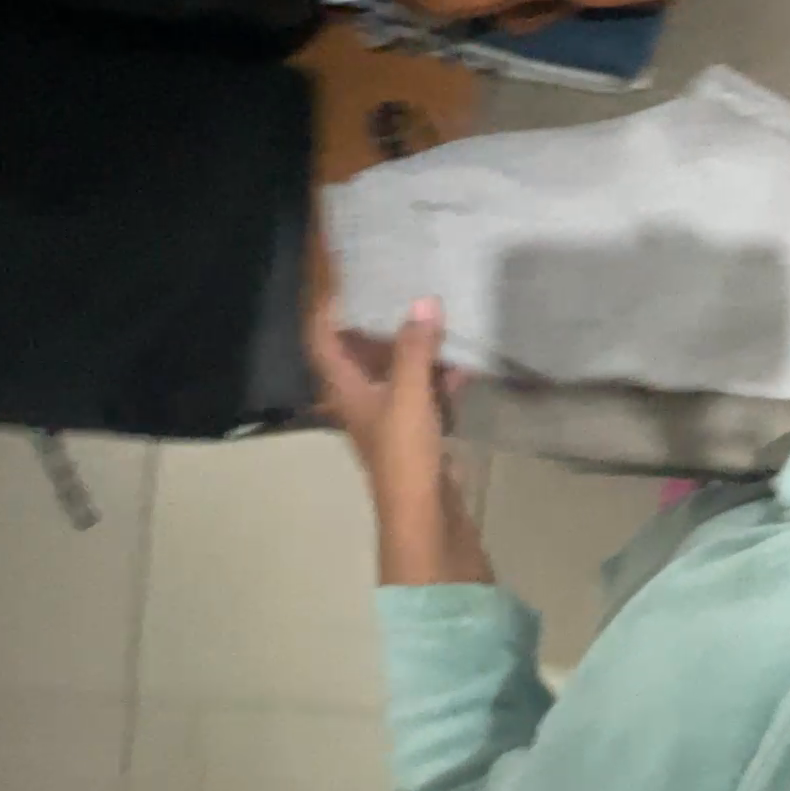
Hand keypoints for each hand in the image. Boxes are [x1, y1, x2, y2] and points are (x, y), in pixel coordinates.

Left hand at [308, 296, 491, 585]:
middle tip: (404, 289)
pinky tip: (465, 366)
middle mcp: (362, 398)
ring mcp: (391, 417)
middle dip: (381, 322)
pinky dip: (441, 378)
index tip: (349, 277)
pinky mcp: (419, 433)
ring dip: (416, 349)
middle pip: (362, 351)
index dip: (329, 306)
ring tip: (440, 320)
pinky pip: (426, 394)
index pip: (323, 337)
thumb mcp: (409, 396)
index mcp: (345, 388)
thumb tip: (424, 301)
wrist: (425, 513)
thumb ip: (415, 350)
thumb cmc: (404, 454)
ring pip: (398, 372)